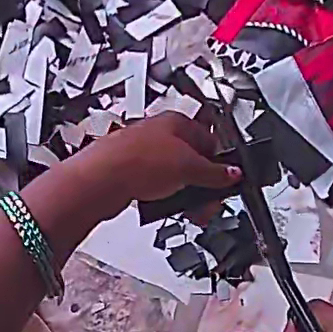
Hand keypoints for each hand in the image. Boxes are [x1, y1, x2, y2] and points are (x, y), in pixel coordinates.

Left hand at [65, 112, 239, 213]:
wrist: (99, 179)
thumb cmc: (136, 160)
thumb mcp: (188, 168)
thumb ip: (214, 173)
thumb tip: (232, 174)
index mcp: (176, 121)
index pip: (210, 140)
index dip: (221, 163)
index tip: (226, 181)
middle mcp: (158, 134)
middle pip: (191, 160)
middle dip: (202, 184)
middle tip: (207, 203)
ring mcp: (142, 155)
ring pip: (172, 176)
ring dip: (183, 194)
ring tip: (188, 210)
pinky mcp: (129, 174)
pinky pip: (155, 187)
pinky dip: (163, 198)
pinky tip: (163, 206)